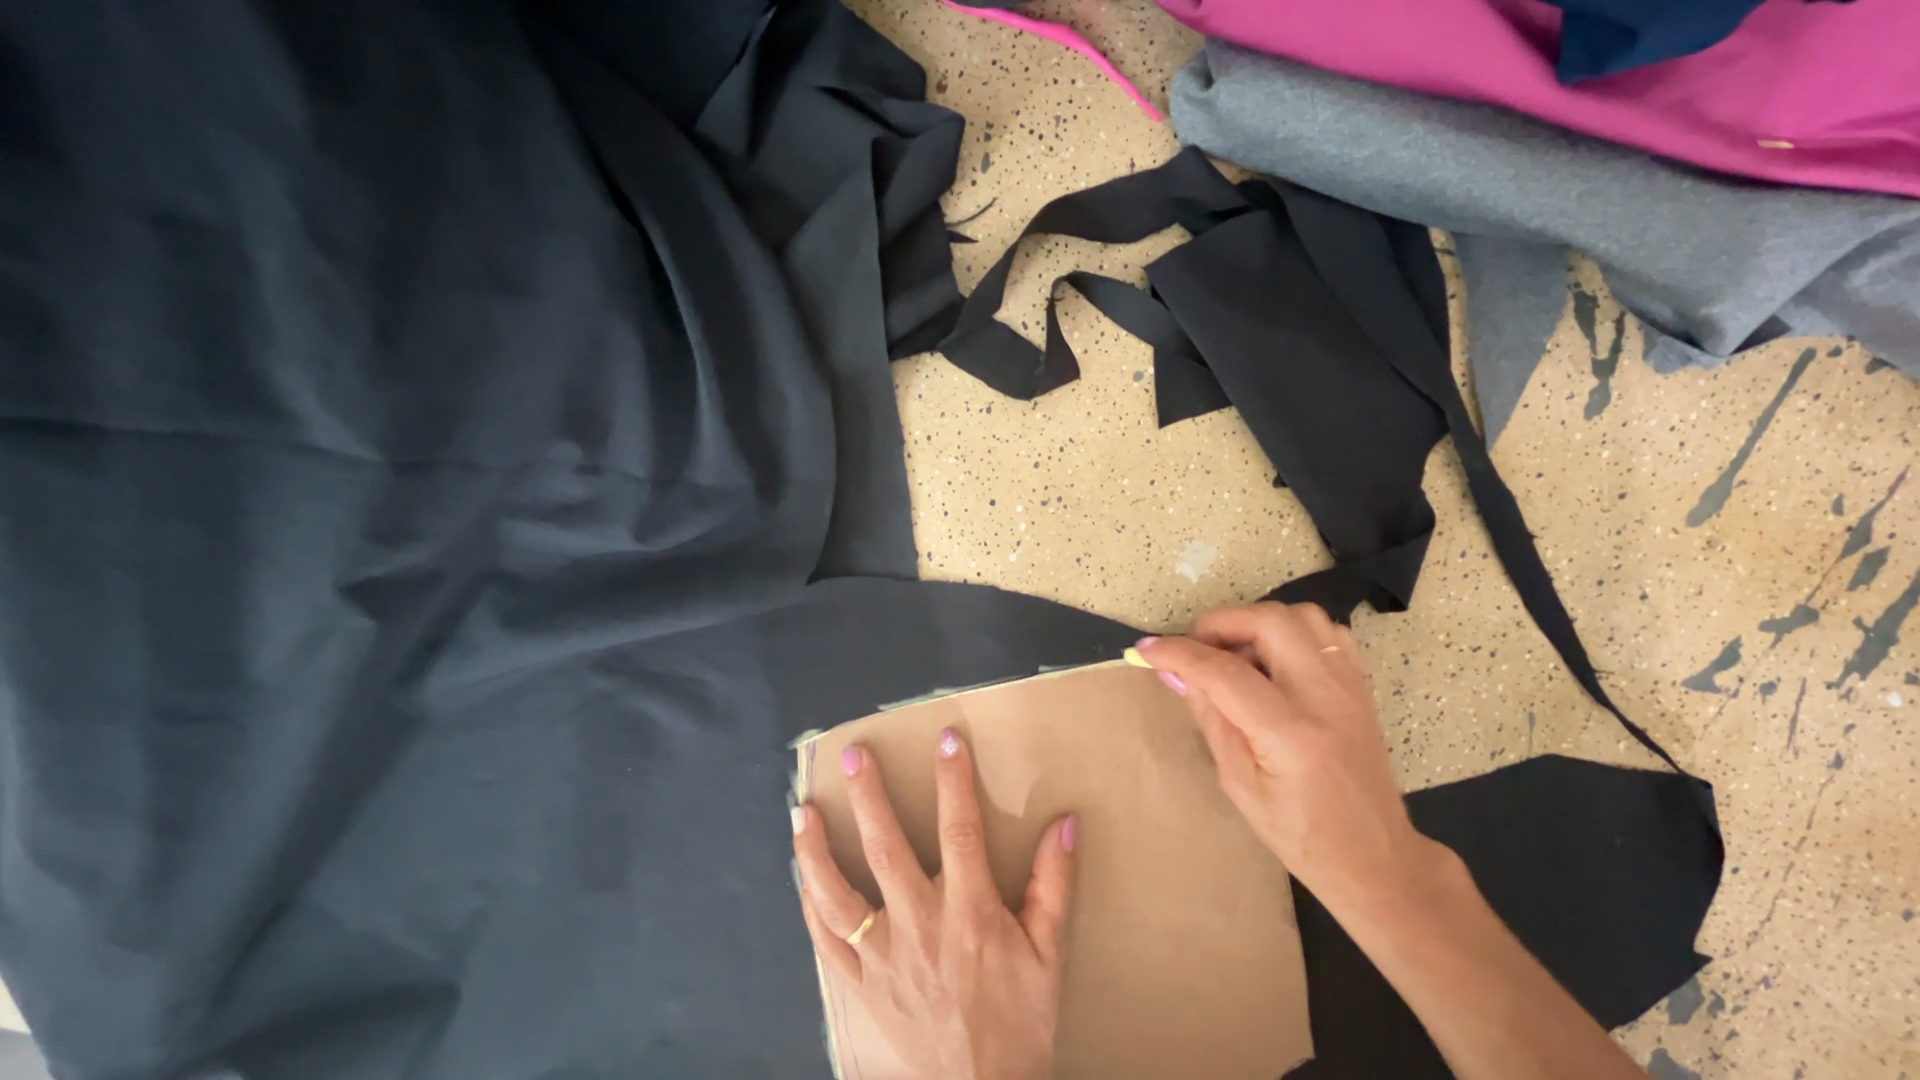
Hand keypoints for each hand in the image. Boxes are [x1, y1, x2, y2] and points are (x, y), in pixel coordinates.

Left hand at [792, 729, 1076, 1079]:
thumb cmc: (1020, 1023)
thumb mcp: (1050, 955)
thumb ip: (1055, 886)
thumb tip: (1065, 823)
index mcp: (969, 912)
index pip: (960, 829)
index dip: (953, 779)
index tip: (946, 737)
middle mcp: (919, 925)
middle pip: (886, 848)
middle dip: (869, 796)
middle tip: (854, 754)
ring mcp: (882, 956)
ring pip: (838, 893)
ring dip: (817, 849)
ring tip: (802, 812)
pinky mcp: (860, 984)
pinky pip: (825, 939)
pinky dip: (809, 902)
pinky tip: (801, 875)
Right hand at [1134, 602, 1450, 915]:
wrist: (1374, 856)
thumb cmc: (1300, 834)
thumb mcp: (1239, 784)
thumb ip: (1210, 718)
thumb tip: (1176, 673)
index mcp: (1291, 735)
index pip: (1224, 672)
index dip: (1178, 653)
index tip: (1148, 648)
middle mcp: (1325, 698)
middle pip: (1268, 622)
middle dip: (1220, 623)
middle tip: (1196, 649)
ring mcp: (1350, 687)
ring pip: (1300, 615)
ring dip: (1257, 623)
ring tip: (1236, 655)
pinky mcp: (1360, 685)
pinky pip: (1325, 631)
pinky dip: (1291, 631)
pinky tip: (1273, 660)